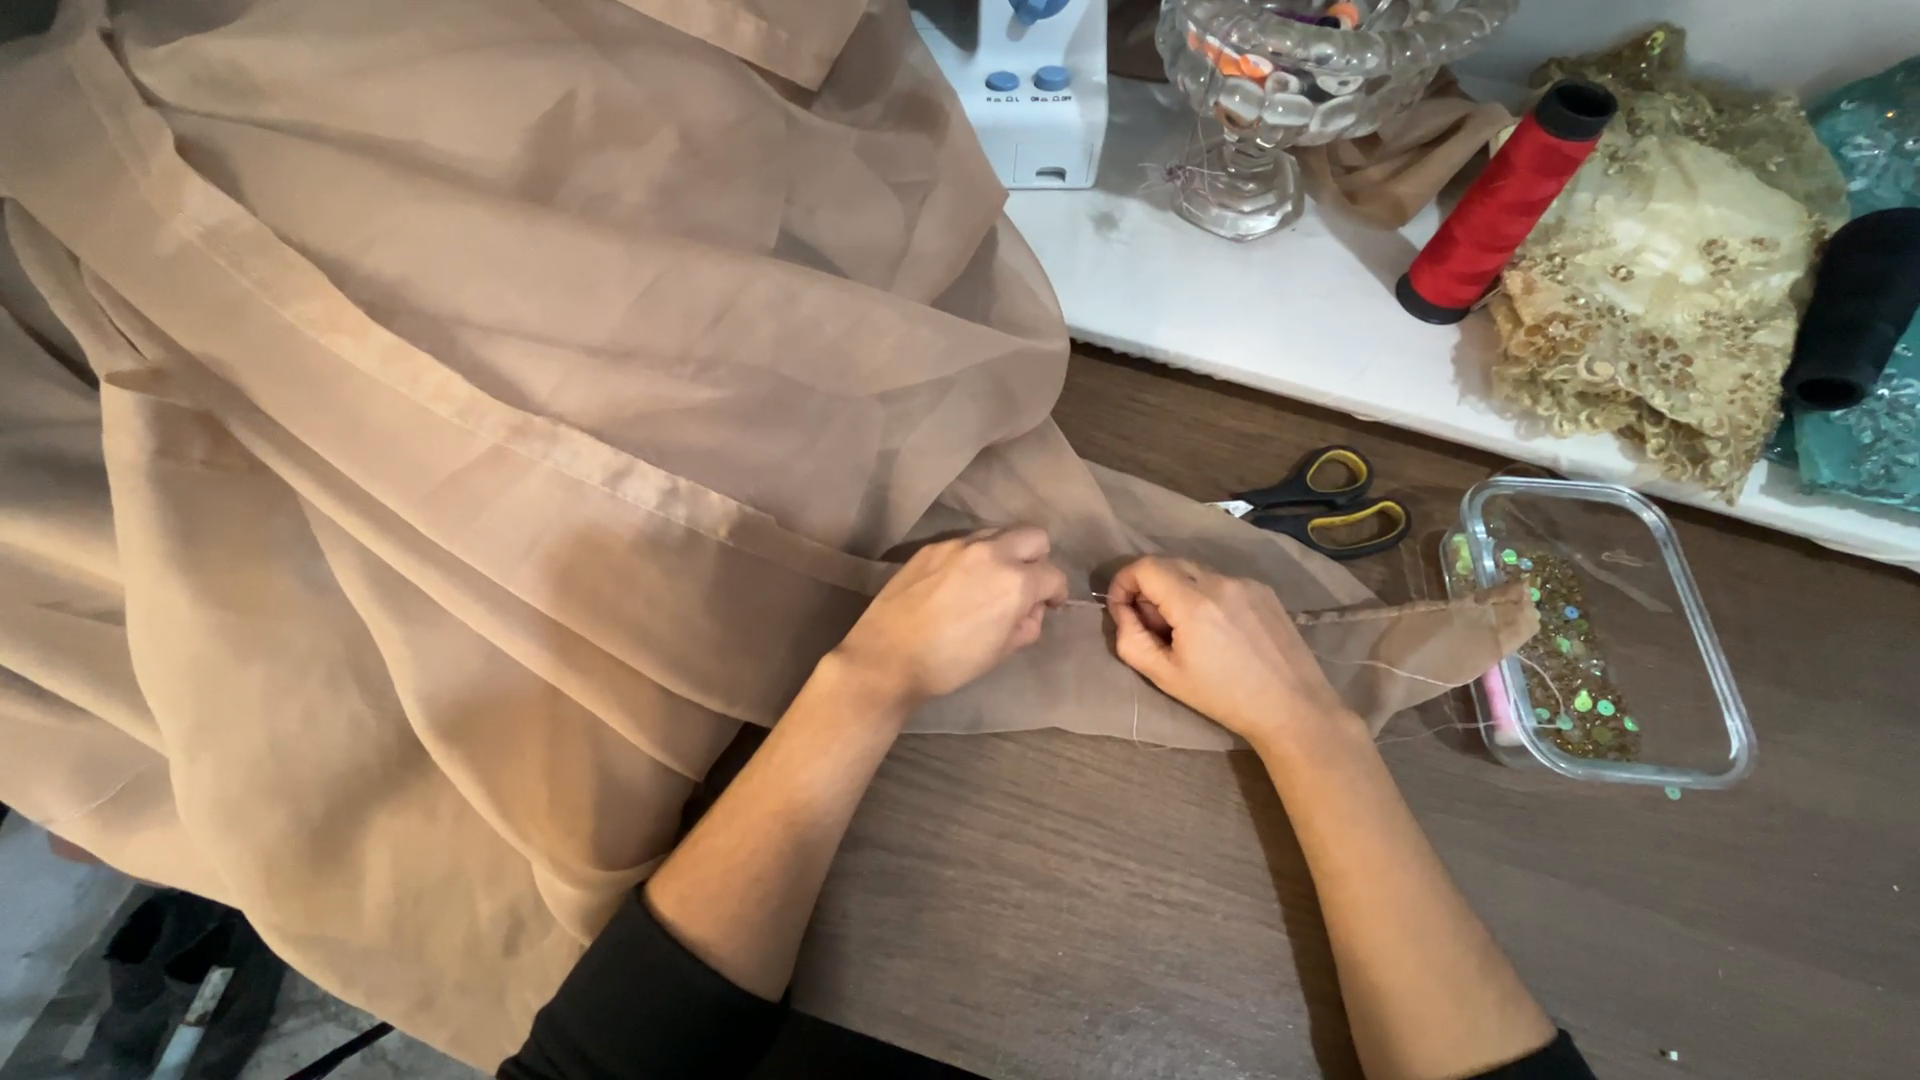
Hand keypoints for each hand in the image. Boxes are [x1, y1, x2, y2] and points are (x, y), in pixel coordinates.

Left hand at [831, 527, 1067, 712]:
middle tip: (1025, 584)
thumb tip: (1032, 609)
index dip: (1057, 593)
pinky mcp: (931, 547)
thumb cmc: (950, 663)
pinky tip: (957, 583)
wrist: (888, 657)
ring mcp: (958, 545)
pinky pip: (965, 542)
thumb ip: (1028, 625)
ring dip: (1004, 552)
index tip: (1050, 604)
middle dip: (1037, 559)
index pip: (1053, 575)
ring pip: (997, 533)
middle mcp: (991, 553)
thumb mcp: (1001, 652)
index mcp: (1015, 582)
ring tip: (990, 580)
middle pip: (1033, 536)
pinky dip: (972, 557)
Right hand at [1105, 556, 1356, 746]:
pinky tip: (1218, 630)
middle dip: (1148, 587)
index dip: (1124, 582)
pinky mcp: (1263, 590)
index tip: (1123, 609)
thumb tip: (1123, 612)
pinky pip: (1220, 581)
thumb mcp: (1165, 676)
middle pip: (1167, 563)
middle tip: (1153, 624)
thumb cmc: (1224, 697)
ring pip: (1194, 570)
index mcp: (1193, 603)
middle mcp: (1220, 581)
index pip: (1144, 567)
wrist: (1292, 707)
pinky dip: (1205, 595)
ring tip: (1187, 630)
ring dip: (1177, 590)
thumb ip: (1131, 639)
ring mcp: (1245, 582)